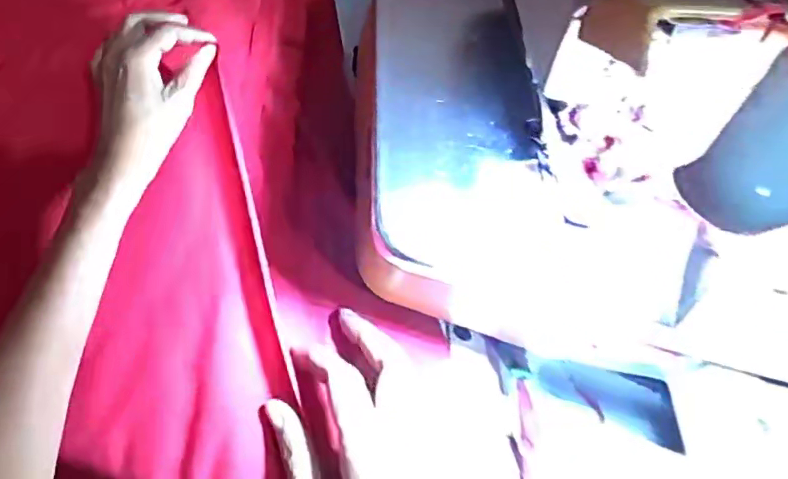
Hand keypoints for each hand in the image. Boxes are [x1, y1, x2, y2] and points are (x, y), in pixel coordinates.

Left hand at [86, 12, 216, 197]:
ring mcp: (103, 62)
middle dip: (164, 18)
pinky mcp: (98, 73)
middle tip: (187, 24)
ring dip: (145, 25)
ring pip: (122, 29)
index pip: (166, 32)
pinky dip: (127, 37)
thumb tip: (207, 48)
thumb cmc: (153, 133)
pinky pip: (110, 43)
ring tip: (168, 31)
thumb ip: (194, 69)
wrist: (120, 159)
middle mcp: (115, 52)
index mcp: (136, 56)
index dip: (191, 33)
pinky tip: (139, 45)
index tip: (211, 40)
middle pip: (139, 21)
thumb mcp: (180, 100)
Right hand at [263, 311, 514, 478]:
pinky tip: (510, 401)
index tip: (301, 354)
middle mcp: (420, 447)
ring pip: (447, 398)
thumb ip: (300, 457)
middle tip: (345, 323)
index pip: (343, 379)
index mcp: (372, 448)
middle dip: (368, 341)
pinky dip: (511, 421)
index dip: (318, 357)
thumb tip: (275, 406)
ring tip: (396, 354)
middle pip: (397, 374)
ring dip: (420, 369)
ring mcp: (463, 467)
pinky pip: (512, 447)